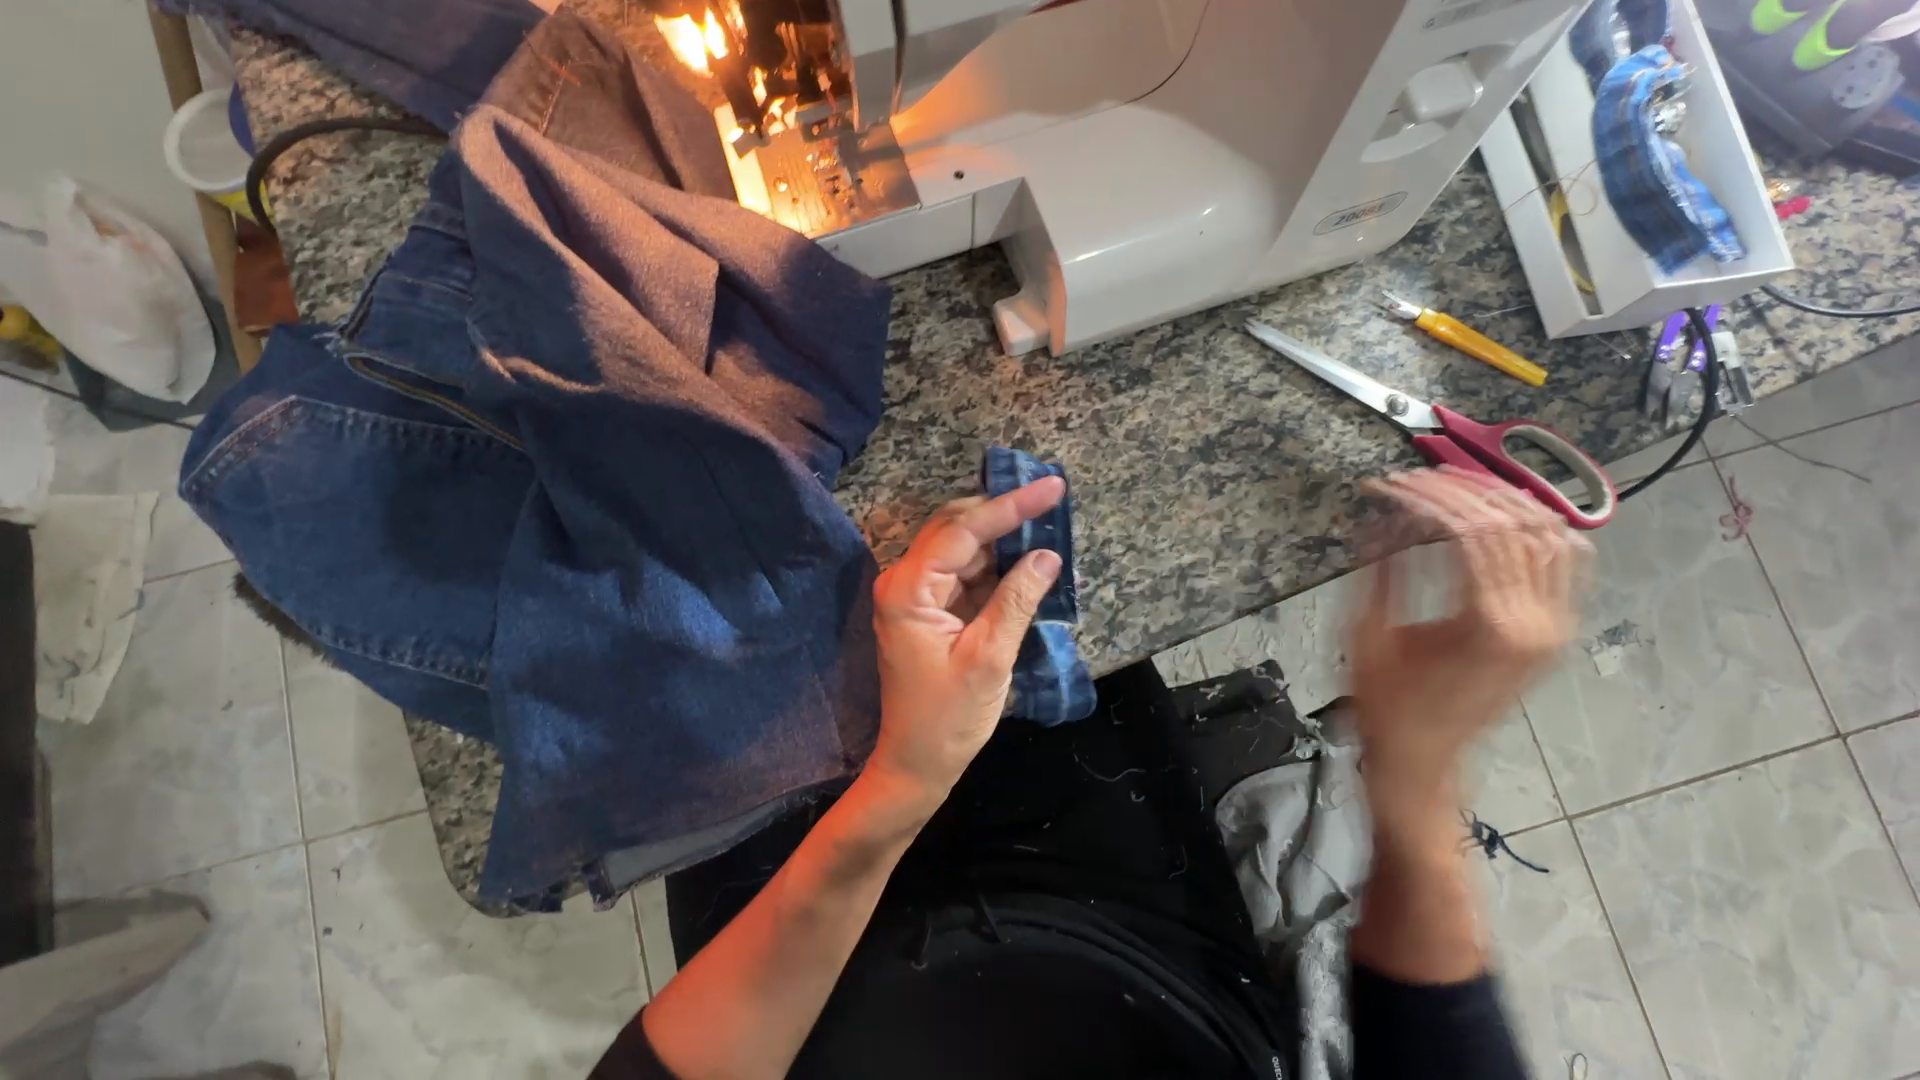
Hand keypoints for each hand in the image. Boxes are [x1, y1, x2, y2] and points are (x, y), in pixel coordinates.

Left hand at [867, 478, 1066, 803]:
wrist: (917, 763)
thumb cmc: (949, 717)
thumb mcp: (990, 656)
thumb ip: (1017, 599)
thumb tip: (1048, 555)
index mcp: (909, 589)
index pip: (963, 531)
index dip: (1010, 507)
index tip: (1051, 487)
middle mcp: (905, 582)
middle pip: (957, 530)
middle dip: (1004, 513)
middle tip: (1051, 494)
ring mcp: (915, 595)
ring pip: (962, 549)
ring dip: (1002, 538)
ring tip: (1047, 518)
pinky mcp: (929, 610)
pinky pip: (964, 574)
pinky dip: (996, 566)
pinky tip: (1026, 556)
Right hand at [1348, 468, 1590, 810]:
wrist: (1423, 759)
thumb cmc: (1386, 705)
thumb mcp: (1369, 634)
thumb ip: (1380, 569)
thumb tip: (1380, 514)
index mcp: (1488, 622)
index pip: (1468, 530)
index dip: (1426, 497)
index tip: (1389, 482)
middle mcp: (1537, 620)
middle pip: (1512, 525)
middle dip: (1460, 490)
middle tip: (1417, 477)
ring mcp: (1555, 627)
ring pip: (1550, 536)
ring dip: (1503, 501)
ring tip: (1458, 485)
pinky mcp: (1555, 631)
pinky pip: (1569, 564)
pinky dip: (1544, 530)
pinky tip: (1510, 514)